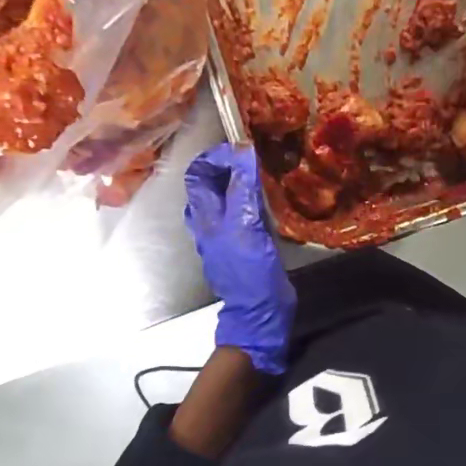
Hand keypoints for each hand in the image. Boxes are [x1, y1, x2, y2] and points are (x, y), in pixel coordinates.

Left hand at [184, 142, 296, 374]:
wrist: (260, 315)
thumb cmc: (252, 275)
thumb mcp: (248, 228)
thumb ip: (243, 190)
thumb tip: (242, 152)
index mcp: (207, 219)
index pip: (198, 175)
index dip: (216, 157)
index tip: (242, 150)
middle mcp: (210, 226)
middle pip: (209, 186)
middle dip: (227, 168)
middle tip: (253, 161)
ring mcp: (224, 238)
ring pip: (224, 201)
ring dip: (238, 185)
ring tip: (261, 178)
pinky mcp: (240, 248)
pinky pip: (239, 217)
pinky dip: (249, 204)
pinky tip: (267, 204)